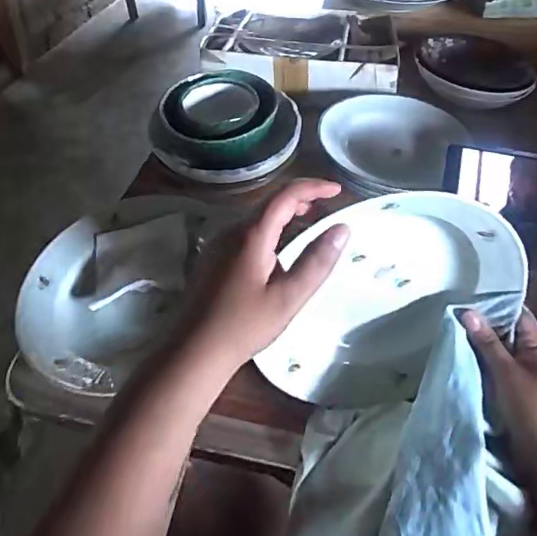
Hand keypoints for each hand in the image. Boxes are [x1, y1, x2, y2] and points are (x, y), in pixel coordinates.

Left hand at [179, 178, 349, 372]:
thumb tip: (342, 229)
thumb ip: (316, 262)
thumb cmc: (243, 325)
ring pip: (258, 215)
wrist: (194, 349)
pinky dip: (271, 226)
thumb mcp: (288, 298)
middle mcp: (232, 229)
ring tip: (310, 221)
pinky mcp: (215, 254)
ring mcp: (220, 241)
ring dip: (286, 212)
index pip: (285, 195)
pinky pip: (247, 229)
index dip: (313, 187)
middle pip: (270, 201)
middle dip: (301, 197)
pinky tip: (280, 246)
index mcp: (251, 234)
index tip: (337, 189)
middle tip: (328, 206)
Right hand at [463, 306, 536, 480]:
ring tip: (451, 337)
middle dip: (482, 327)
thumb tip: (469, 311)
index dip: (494, 304)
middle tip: (451, 316)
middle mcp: (535, 361)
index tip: (465, 296)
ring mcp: (529, 381)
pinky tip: (463, 366)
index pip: (517, 314)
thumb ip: (488, 343)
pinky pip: (499, 377)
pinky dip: (483, 371)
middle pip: (507, 335)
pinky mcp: (520, 401)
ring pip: (500, 357)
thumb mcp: (508, 375)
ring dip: (480, 351)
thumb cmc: (536, 416)